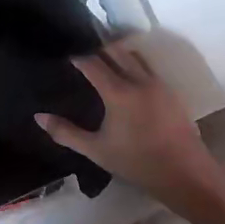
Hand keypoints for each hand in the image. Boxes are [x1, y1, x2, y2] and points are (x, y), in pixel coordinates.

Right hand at [36, 39, 224, 221]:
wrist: (185, 174)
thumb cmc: (137, 163)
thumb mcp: (96, 150)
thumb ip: (65, 132)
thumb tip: (39, 117)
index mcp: (118, 92)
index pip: (93, 63)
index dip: (79, 58)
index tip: (67, 57)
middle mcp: (139, 80)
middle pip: (116, 51)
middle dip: (99, 49)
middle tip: (84, 55)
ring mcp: (158, 84)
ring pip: (135, 56)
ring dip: (118, 53)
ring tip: (104, 62)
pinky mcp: (171, 91)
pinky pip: (148, 68)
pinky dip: (133, 65)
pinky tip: (127, 78)